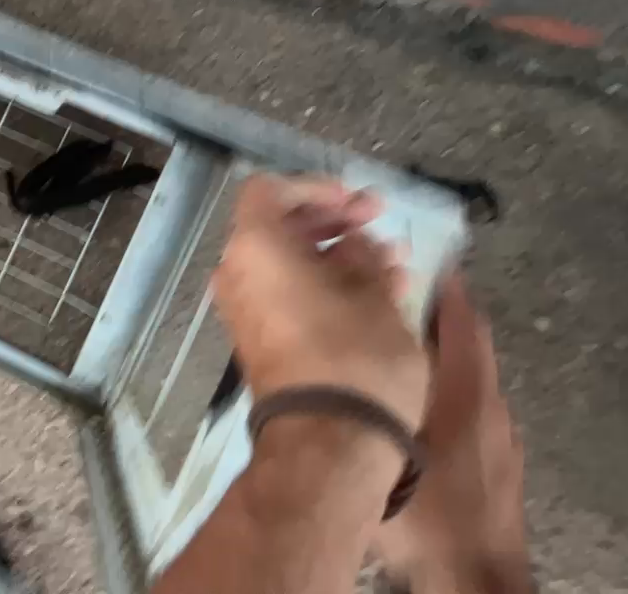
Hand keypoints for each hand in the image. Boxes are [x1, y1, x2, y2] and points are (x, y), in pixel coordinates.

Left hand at [211, 173, 428, 426]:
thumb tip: (354, 242)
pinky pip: (285, 290)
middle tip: (379, 219)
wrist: (327, 441)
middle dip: (329, 217)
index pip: (268, 191)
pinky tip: (376, 288)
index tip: (357, 200)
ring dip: (334, 251)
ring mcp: (242, 303)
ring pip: (286, 259)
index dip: (313, 187)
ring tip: (392, 256)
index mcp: (253, 246)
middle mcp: (235, 269)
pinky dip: (322, 280)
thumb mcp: (374, 297)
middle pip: (275, 223)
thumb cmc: (355, 357)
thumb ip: (361, 256)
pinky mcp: (256, 333)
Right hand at [375, 275, 531, 592]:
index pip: (461, 322)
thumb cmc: (423, 505)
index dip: (442, 286)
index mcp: (464, 390)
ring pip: (458, 373)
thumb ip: (353, 394)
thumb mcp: (380, 441)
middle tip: (380, 290)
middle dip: (426, 312)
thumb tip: (316, 348)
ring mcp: (492, 434)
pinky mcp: (488, 459)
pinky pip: (458, 401)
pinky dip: (431, 384)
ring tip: (376, 335)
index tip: (415, 256)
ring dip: (425, 350)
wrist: (474, 577)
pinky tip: (393, 394)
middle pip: (461, 342)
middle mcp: (484, 403)